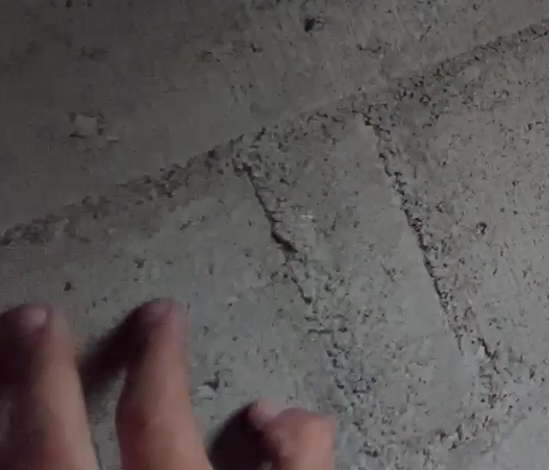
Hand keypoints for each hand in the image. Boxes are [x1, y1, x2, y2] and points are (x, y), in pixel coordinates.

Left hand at [1, 301, 333, 469]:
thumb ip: (300, 456)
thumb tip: (270, 409)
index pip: (152, 416)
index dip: (156, 361)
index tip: (159, 313)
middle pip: (47, 443)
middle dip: (42, 376)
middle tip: (35, 320)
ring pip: (11, 466)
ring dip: (8, 410)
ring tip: (8, 363)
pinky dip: (6, 458)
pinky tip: (5, 438)